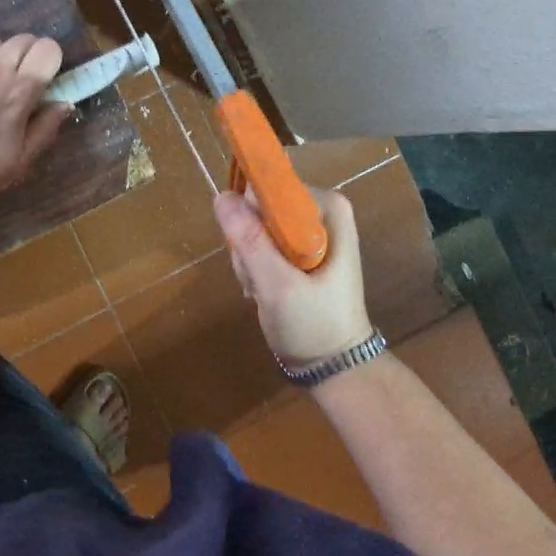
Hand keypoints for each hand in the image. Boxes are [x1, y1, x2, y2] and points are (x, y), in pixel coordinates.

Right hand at [213, 187, 372, 365]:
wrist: (334, 365)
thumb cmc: (313, 325)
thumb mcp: (278, 286)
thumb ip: (251, 241)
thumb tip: (221, 197)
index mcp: (328, 207)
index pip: (267, 190)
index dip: (252, 221)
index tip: (257, 257)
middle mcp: (320, 210)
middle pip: (258, 209)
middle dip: (251, 247)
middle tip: (263, 281)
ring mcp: (308, 230)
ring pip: (254, 229)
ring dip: (251, 263)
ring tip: (266, 292)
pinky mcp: (297, 248)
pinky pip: (259, 245)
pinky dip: (255, 270)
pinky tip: (266, 293)